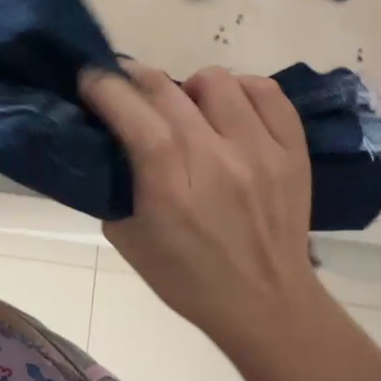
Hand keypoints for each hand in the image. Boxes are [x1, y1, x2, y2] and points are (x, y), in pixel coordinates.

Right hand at [79, 62, 326, 338]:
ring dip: (187, 87)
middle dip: (132, 78)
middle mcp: (214, 156)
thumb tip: (102, 144)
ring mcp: (260, 149)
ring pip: (215, 81)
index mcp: (167, 181)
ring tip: (183, 107)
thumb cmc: (184, 277)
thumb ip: (114, 184)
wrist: (264, 303)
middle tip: (122, 87)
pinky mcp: (293, 150)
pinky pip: (266, 93)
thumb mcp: (127, 237)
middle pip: (164, 88)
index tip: (87, 78)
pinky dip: (240, 90)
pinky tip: (226, 109)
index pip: (129, 110)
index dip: (101, 85)